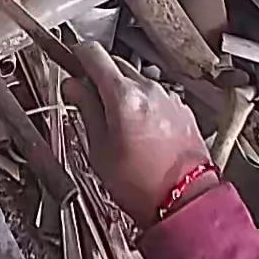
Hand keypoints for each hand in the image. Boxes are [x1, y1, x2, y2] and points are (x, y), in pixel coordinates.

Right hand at [63, 41, 215, 227]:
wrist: (187, 205)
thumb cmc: (141, 185)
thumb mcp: (99, 148)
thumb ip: (85, 108)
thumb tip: (72, 85)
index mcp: (123, 96)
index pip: (94, 53)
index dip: (78, 54)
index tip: (71, 62)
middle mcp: (148, 88)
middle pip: (115, 63)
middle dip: (99, 76)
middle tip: (89, 99)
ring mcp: (168, 97)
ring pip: (135, 78)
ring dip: (122, 89)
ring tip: (117, 121)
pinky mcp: (181, 108)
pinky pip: (154, 93)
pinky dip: (142, 101)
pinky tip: (139, 128)